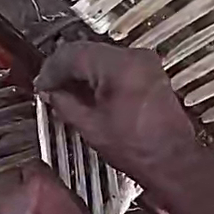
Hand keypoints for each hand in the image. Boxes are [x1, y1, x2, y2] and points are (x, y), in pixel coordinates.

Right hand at [35, 42, 212, 198]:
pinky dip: (95, 75)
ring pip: (97, 55)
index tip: (41, 84)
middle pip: (84, 51)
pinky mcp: (148, 73)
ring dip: (78, 71)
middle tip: (48, 86)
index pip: (71, 55)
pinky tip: (84, 92)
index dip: (50, 70)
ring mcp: (144, 63)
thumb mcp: (89, 126)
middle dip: (62, 69)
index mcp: (118, 67)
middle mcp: (134, 58)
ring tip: (63, 91)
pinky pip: (113, 64)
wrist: (172, 162)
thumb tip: (52, 93)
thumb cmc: (139, 149)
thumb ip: (64, 103)